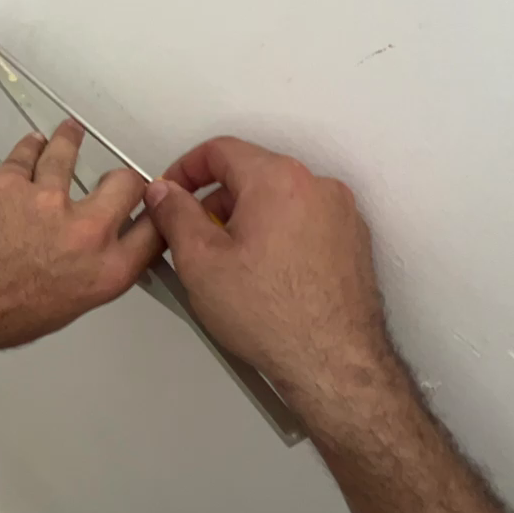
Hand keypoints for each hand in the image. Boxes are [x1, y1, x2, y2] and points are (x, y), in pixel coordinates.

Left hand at [0, 121, 164, 355]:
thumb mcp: (65, 307)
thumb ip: (88, 272)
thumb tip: (89, 254)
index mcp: (105, 270)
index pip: (153, 231)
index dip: (156, 213)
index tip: (152, 203)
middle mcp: (85, 231)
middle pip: (125, 184)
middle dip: (120, 179)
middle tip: (113, 177)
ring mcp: (46, 199)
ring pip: (68, 153)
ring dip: (70, 141)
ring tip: (70, 133)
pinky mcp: (9, 181)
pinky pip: (26, 154)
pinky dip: (30, 149)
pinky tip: (32, 145)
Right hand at [141, 136, 396, 403]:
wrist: (330, 361)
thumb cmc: (274, 317)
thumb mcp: (198, 260)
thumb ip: (174, 214)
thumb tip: (164, 193)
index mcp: (278, 181)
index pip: (220, 150)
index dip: (184, 170)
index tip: (170, 192)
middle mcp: (316, 189)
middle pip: (249, 175)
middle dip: (212, 203)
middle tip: (189, 237)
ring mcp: (339, 215)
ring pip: (274, 202)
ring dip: (241, 222)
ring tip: (222, 267)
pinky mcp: (349, 243)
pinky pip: (298, 224)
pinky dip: (272, 238)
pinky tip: (255, 278)